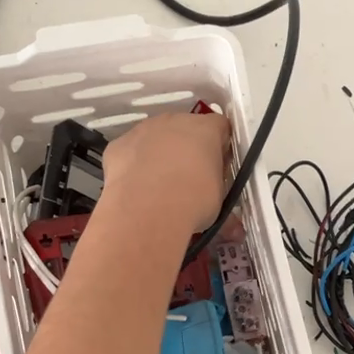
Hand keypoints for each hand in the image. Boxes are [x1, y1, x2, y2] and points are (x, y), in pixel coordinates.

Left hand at [99, 112, 232, 234]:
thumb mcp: (218, 207)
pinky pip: (131, 152)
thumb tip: (235, 232)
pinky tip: (138, 189)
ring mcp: (143, 130)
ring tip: (161, 187)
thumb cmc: (193, 201)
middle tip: (191, 180)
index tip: (220, 167)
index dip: (221, 147)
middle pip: (185, 129)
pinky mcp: (118, 145)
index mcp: (206, 130)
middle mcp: (174, 121)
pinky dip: (135, 166)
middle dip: (189, 149)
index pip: (221, 127)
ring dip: (160, 156)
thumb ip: (225, 207)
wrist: (146, 209)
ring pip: (155, 138)